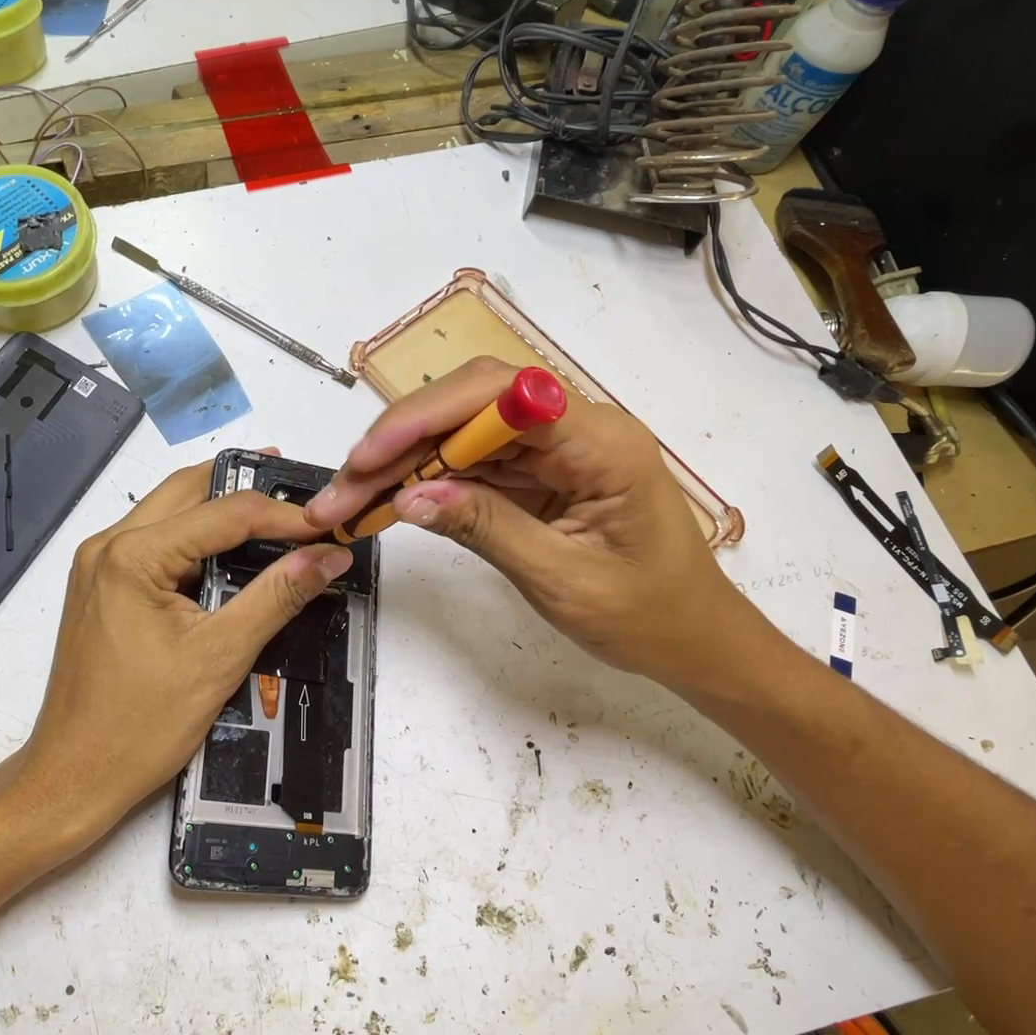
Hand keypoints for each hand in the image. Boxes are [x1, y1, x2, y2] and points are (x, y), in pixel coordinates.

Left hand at [18, 457, 354, 845]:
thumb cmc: (141, 726)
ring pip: (170, 513)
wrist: (73, 775)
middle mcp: (106, 545)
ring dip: (221, 510)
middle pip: (187, 492)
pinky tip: (233, 552)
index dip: (282, 515)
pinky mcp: (101, 587)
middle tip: (302, 494)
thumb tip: (328, 556)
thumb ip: (276, 597)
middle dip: (246, 487)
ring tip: (278, 516)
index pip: (223, 514)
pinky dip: (197, 541)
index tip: (329, 525)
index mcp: (130, 555)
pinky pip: (156, 544)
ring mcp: (98, 565)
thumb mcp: (220, 657)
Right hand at [303, 358, 766, 686]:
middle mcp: (575, 428)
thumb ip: (486, 528)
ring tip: (348, 501)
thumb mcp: (562, 579)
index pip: (499, 396)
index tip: (370, 457)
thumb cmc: (648, 616)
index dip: (425, 415)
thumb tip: (408, 498)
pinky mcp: (536, 472)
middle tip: (342, 489)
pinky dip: (424, 482)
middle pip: (468, 406)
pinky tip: (386, 502)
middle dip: (398, 442)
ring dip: (400, 464)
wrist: (693, 639)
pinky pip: (469, 463)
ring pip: (459, 434)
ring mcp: (553, 448)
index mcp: (601, 442)